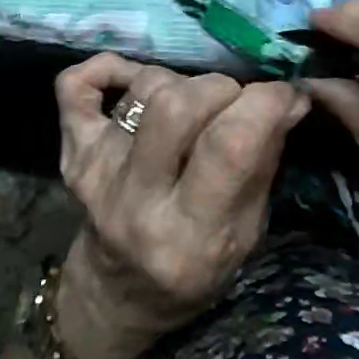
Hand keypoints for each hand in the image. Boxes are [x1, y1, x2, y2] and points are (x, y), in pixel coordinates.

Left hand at [51, 54, 308, 358]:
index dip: (264, 104)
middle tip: (234, 101)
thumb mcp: (246, 235)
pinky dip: (108, 67)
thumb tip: (287, 96)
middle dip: (219, 88)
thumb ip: (263, 164)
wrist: (117, 291)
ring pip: (142, 89)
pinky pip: (75, 85)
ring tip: (195, 104)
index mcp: (190, 237)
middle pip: (175, 107)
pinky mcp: (71, 151)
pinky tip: (134, 79)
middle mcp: (136, 203)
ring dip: (181, 82)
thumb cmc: (194, 269)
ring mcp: (95, 173)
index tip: (284, 94)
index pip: (227, 147)